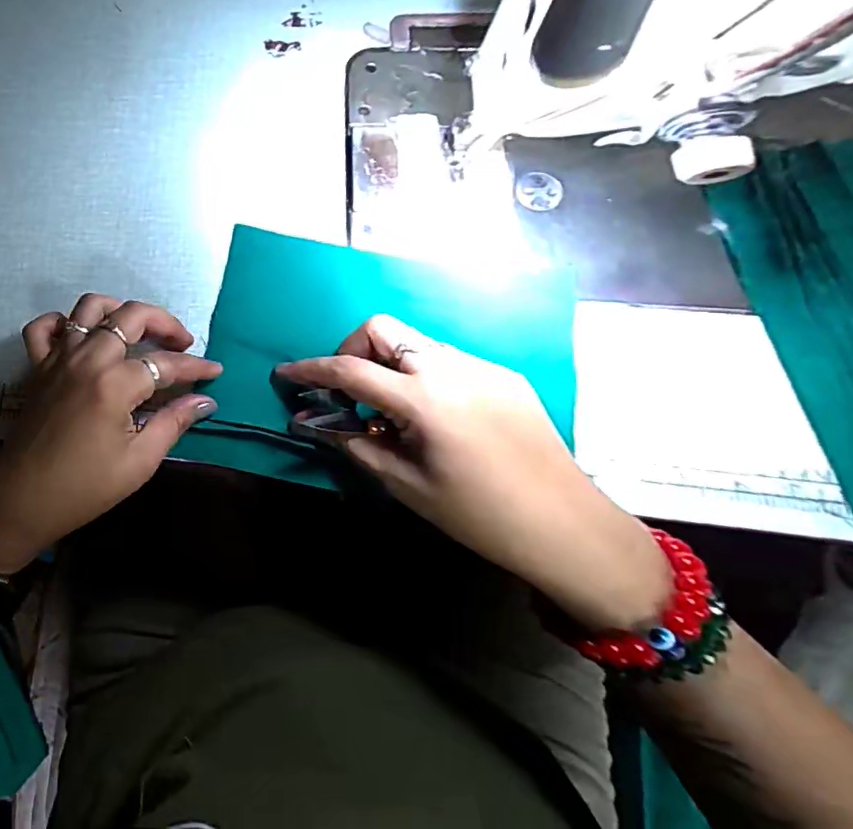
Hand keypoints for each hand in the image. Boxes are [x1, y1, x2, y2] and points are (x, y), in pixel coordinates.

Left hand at [0, 294, 220, 573]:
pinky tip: (82, 337)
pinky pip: (44, 327)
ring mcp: (58, 358)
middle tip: (182, 342)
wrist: (21, 501)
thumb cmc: (84, 488)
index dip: (196, 366)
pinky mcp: (37, 366)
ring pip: (89, 307)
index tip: (215, 371)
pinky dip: (63, 322)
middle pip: (132, 315)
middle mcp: (87, 359)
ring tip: (138, 330)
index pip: (166, 363)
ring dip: (120, 310)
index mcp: (114, 384)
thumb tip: (205, 401)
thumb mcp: (139, 462)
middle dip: (165, 322)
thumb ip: (173, 423)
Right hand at [277, 315, 669, 631]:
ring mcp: (481, 366)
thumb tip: (316, 424)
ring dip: (392, 364)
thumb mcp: (408, 486)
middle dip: (354, 351)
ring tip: (397, 413)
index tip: (288, 374)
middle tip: (353, 395)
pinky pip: (449, 359)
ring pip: (417, 342)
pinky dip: (426, 376)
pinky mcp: (504, 375)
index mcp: (423, 400)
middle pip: (382, 328)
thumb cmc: (478, 516)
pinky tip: (438, 418)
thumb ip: (357, 445)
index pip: (350, 370)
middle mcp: (450, 368)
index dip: (312, 370)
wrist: (564, 524)